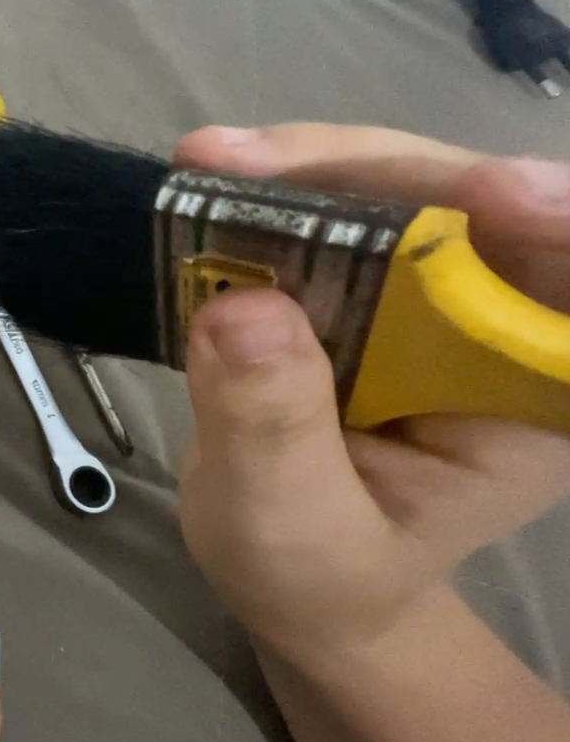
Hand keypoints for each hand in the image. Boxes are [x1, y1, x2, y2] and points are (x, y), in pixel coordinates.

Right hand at [170, 124, 569, 660]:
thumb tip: (238, 306)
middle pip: (475, 215)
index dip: (550, 222)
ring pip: (394, 202)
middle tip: (246, 162)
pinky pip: (322, 228)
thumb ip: (271, 423)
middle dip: (374, 174)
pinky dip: (263, 200)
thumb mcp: (286, 516)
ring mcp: (421, 308)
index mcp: (536, 394)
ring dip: (306, 172)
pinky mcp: (348, 301)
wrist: (298, 580)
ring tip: (206, 161)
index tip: (484, 190)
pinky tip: (206, 185)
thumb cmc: (311, 569)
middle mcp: (497, 331)